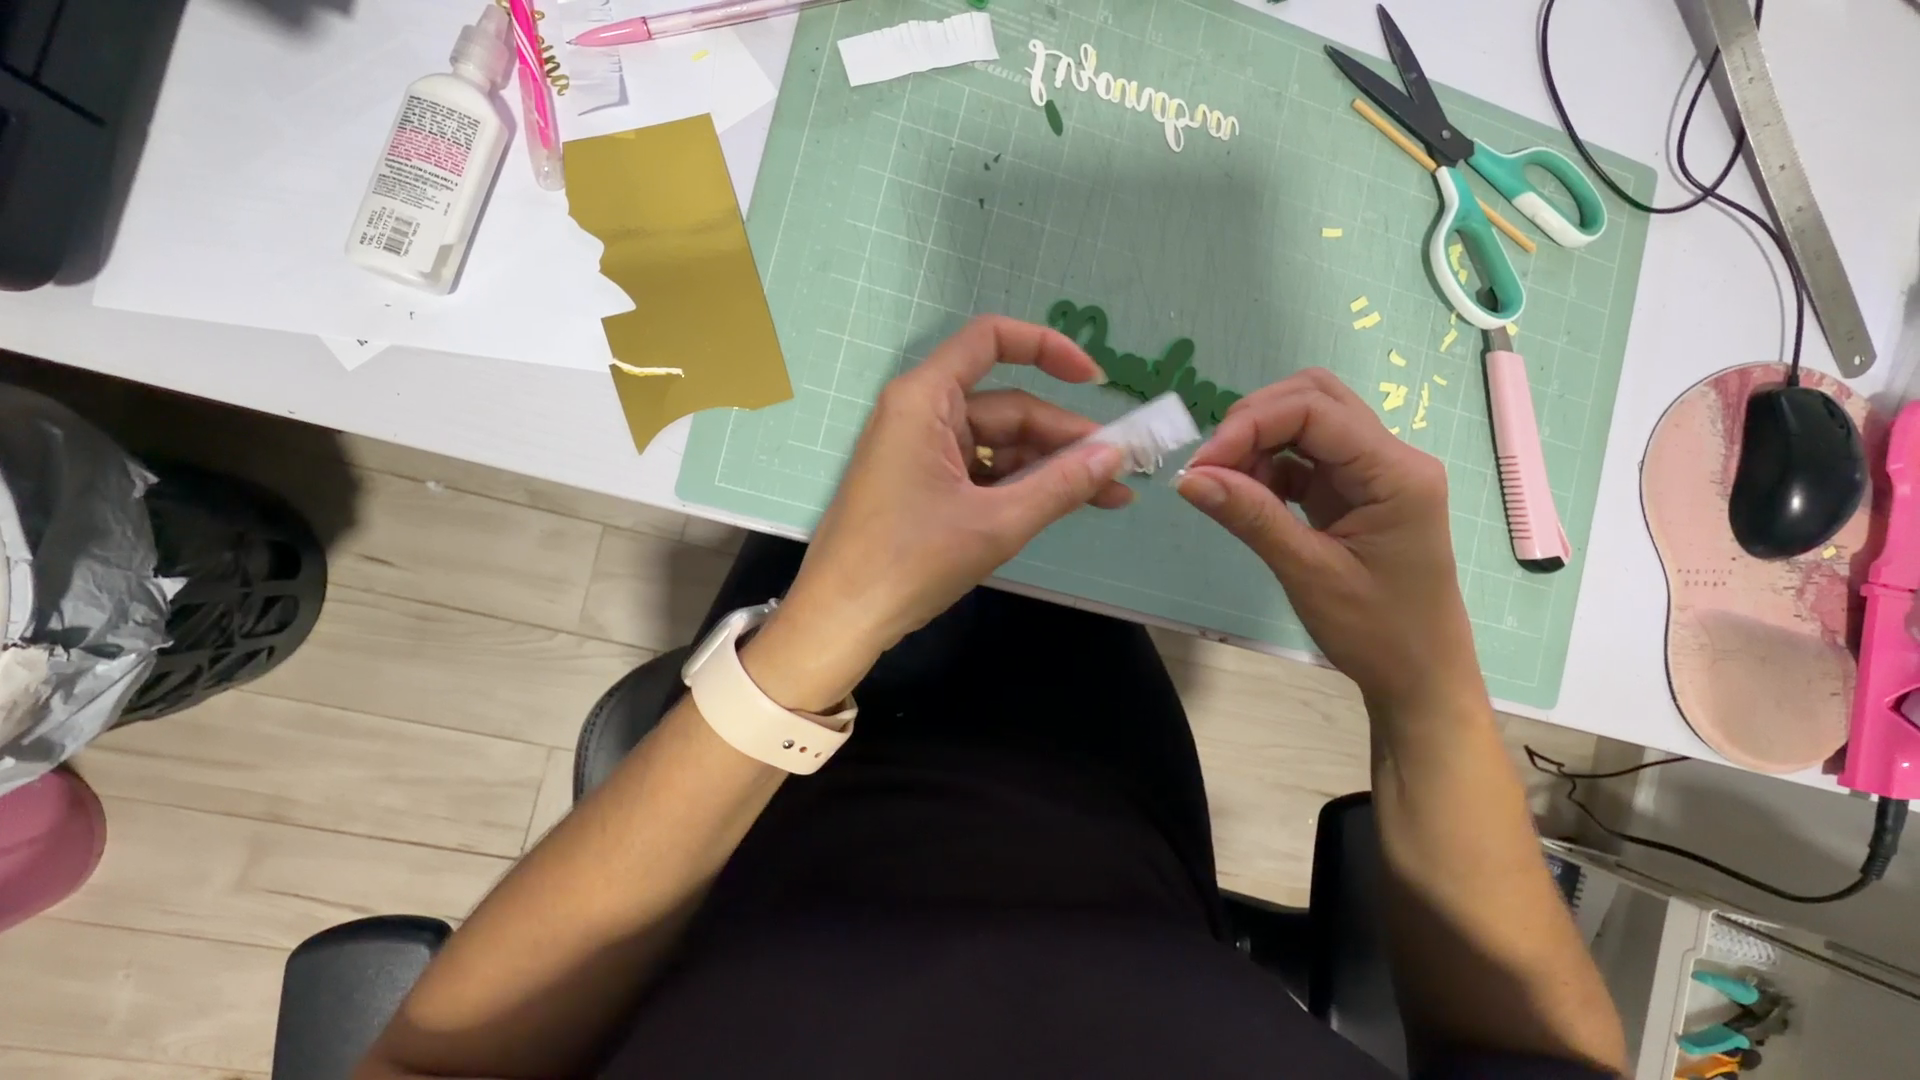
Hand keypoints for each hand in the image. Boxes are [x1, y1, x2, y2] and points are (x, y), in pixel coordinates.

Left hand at [753, 317, 1131, 705]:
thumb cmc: (910, 562)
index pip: (990, 340)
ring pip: (999, 444)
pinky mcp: (922, 486)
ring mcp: (920, 452)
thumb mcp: (996, 524)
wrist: (841, 619)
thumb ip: (1061, 485)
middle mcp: (921, 414)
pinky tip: (1064, 506)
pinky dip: (1020, 487)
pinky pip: (981, 472)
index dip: (1047, 348)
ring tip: (1109, 496)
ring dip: (1050, 467)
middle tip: (1122, 468)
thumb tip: (1116, 456)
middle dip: (1064, 436)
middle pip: (1007, 406)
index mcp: (925, 400)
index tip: (1094, 380)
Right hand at [1174, 369, 1480, 710]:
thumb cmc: (1378, 632)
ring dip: (1259, 442)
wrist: (1420, 677)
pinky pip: (1307, 458)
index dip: (1251, 425)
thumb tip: (1189, 478)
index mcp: (1396, 472)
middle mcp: (1391, 459)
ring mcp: (1373, 474)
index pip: (1316, 411)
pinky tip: (1245, 495)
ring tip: (1223, 484)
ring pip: (1309, 423)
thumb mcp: (1309, 574)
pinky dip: (1269, 467)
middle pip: (1315, 400)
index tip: (1202, 465)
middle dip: (1254, 421)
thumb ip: (1252, 518)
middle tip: (1210, 465)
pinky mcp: (1355, 493)